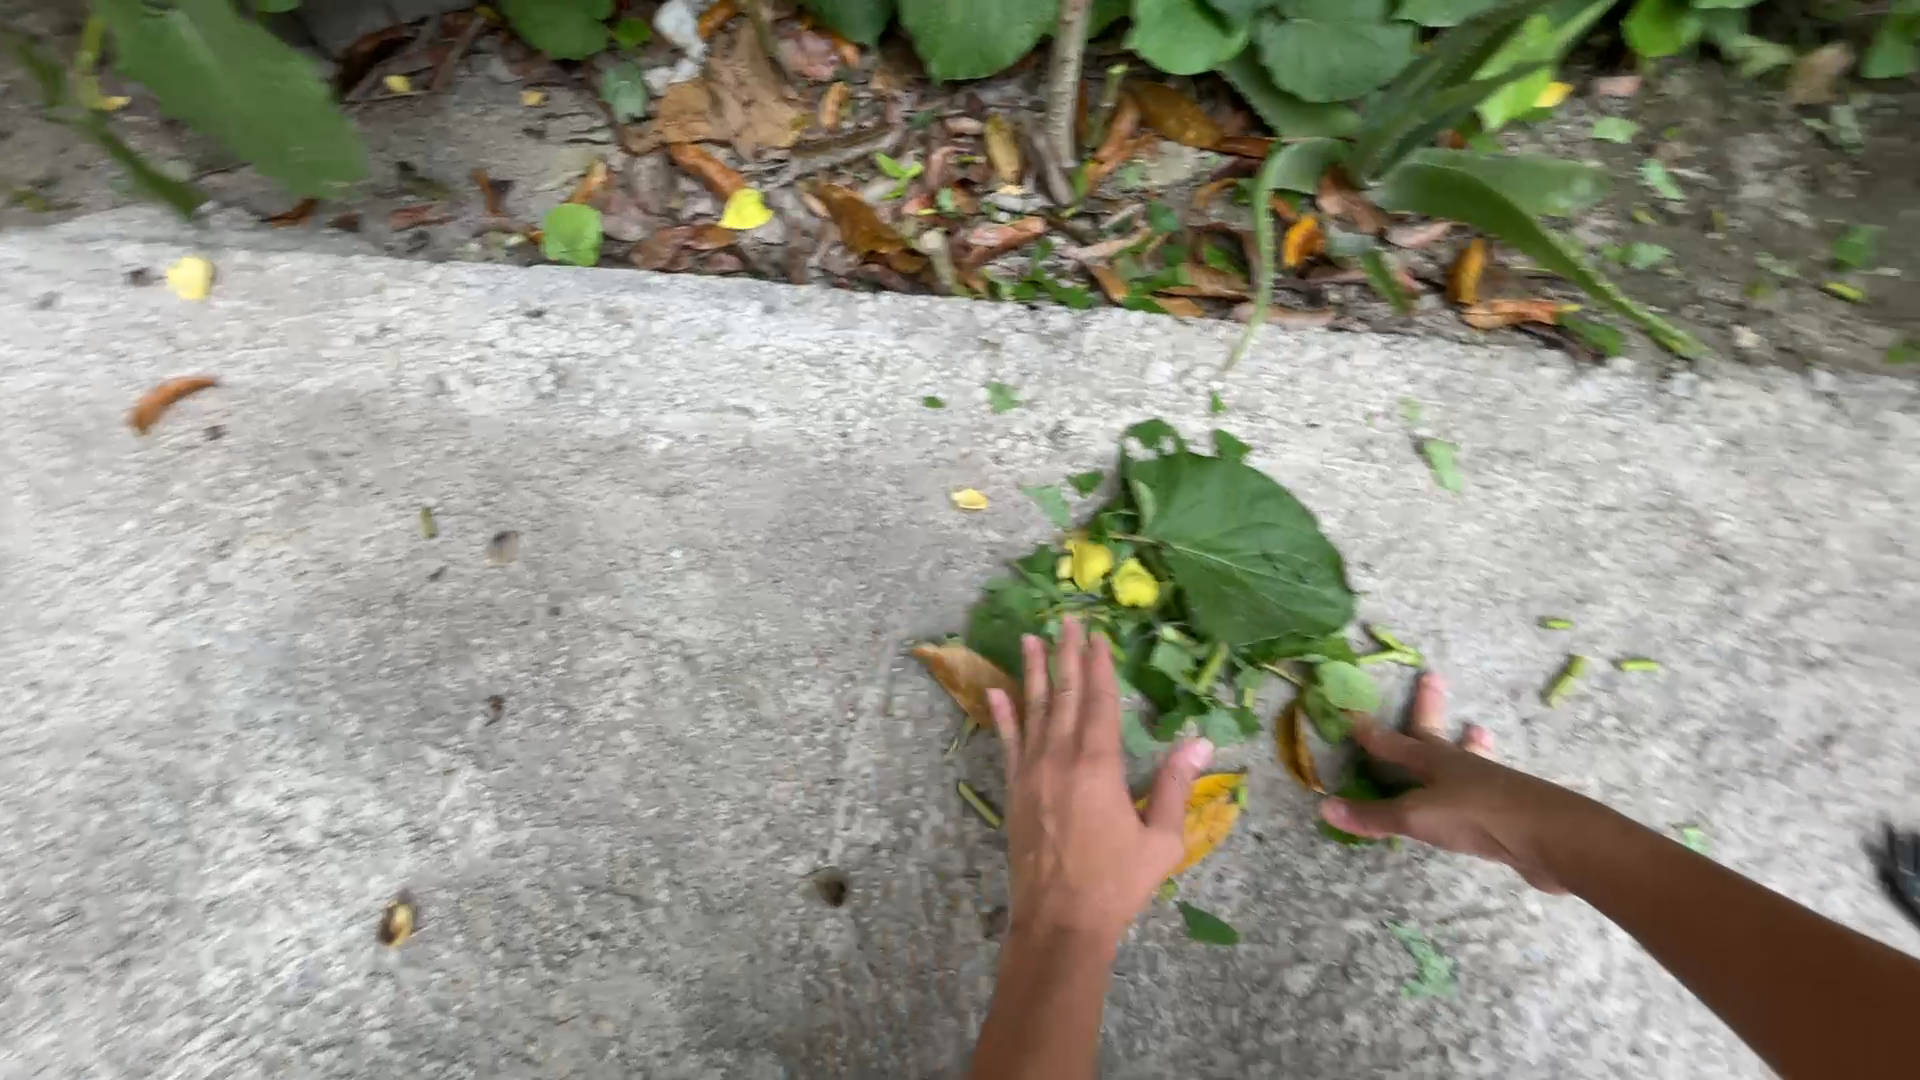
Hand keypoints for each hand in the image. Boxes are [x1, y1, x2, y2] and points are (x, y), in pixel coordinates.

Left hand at [986, 618, 1214, 943]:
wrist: (1060, 920)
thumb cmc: (1116, 882)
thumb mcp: (1161, 840)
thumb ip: (1174, 786)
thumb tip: (1200, 742)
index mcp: (1099, 765)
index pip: (1100, 701)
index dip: (1099, 665)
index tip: (1097, 635)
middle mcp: (1061, 757)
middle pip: (1065, 694)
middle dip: (1067, 654)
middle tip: (1066, 620)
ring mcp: (1032, 770)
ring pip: (1033, 709)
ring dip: (1032, 672)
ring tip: (1030, 638)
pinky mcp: (1014, 788)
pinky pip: (1007, 742)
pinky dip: (1002, 714)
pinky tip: (995, 690)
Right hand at [1320, 672, 1595, 892]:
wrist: (1556, 840)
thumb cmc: (1478, 816)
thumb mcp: (1416, 817)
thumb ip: (1374, 815)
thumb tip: (1324, 807)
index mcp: (1433, 760)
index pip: (1390, 741)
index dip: (1368, 731)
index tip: (1351, 711)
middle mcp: (1460, 766)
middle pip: (1434, 732)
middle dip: (1428, 705)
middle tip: (1432, 676)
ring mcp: (1490, 786)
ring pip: (1470, 758)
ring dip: (1468, 744)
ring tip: (1477, 730)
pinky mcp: (1512, 813)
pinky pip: (1486, 792)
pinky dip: (1481, 784)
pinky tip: (1485, 793)